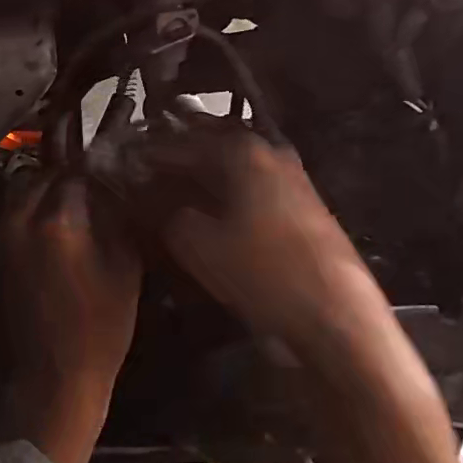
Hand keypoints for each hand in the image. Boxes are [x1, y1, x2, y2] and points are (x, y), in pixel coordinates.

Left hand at [0, 174, 141, 462]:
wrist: (55, 376)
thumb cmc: (101, 326)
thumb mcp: (125, 267)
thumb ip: (116, 218)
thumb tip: (110, 187)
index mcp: (58, 221)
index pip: (74, 171)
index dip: (93, 165)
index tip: (108, 164)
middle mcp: (23, 220)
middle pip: (44, 176)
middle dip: (67, 173)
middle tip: (91, 179)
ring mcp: (5, 236)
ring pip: (25, 191)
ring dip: (48, 188)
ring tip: (74, 198)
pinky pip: (16, 213)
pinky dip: (34, 207)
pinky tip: (56, 221)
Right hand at [117, 126, 360, 342]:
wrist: (339, 319)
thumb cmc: (264, 273)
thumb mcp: (199, 245)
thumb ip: (167, 213)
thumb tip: (149, 196)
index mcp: (242, 151)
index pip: (182, 142)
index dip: (149, 153)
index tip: (124, 161)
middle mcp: (269, 152)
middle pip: (210, 144)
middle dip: (176, 154)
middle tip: (145, 166)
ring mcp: (291, 177)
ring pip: (231, 165)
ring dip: (199, 172)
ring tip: (170, 186)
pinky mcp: (302, 205)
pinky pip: (250, 184)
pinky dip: (223, 189)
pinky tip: (208, 208)